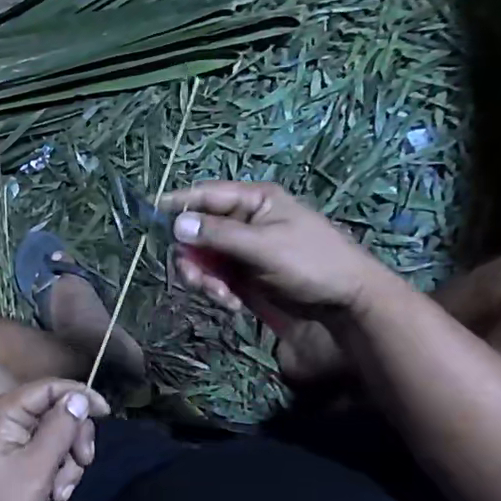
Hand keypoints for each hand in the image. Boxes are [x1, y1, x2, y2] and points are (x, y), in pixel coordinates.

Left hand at [0, 379, 107, 500]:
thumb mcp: (38, 467)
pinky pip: (51, 452)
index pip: (51, 387)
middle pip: (59, 410)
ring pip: (59, 434)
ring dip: (69, 462)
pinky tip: (55, 494)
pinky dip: (59, 471)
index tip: (107, 414)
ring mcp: (14, 438)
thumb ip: (61, 428)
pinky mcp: (19, 456)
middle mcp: (9, 417)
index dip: (81, 396)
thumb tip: (81, 397)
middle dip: (74, 439)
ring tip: (61, 491)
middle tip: (83, 463)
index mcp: (5, 411)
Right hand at [160, 180, 396, 321]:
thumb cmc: (311, 262)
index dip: (179, 204)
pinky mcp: (247, 275)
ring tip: (221, 297)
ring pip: (205, 258)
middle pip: (199, 231)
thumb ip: (219, 235)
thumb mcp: (264, 247)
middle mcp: (246, 221)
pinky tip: (231, 305)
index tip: (152, 217)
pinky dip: (217, 291)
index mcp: (255, 201)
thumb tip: (176, 224)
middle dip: (193, 256)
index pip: (207, 195)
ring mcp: (246, 249)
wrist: (348, 303)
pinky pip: (218, 277)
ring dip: (204, 278)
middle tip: (196, 279)